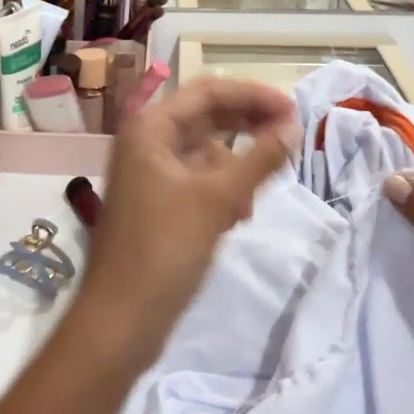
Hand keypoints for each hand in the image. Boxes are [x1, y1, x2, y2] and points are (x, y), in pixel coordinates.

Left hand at [81, 78, 298, 355]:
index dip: (251, 94)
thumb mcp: (217, 200)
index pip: (207, 91)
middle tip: (291, 134)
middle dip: (247, 124)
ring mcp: (149, 173)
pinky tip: (240, 213)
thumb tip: (294, 126)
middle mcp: (146, 142)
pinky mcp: (157, 203)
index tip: (292, 107)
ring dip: (236, 163)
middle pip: (205, 117)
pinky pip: (198, 180)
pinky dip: (222, 188)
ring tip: (261, 188)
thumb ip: (259, 159)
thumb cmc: (164, 249)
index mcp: (149, 128)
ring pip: (204, 151)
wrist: (119, 322)